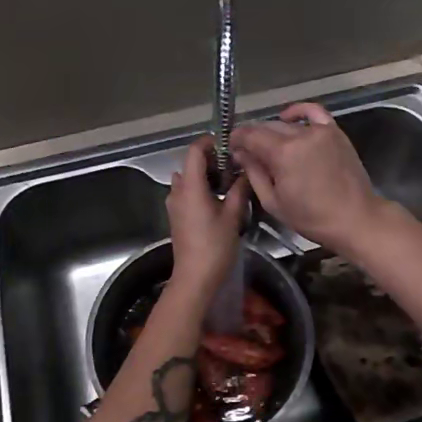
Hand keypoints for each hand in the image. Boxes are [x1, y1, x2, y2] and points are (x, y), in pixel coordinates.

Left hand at [167, 137, 248, 293]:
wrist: (195, 278)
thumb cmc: (215, 246)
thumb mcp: (233, 216)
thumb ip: (239, 190)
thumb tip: (247, 171)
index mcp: (190, 186)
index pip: (195, 151)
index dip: (211, 142)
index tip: (231, 145)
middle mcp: (177, 191)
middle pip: (191, 163)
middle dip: (213, 160)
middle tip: (237, 165)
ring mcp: (175, 204)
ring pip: (189, 178)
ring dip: (207, 175)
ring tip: (231, 182)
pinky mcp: (177, 216)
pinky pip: (188, 192)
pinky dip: (202, 188)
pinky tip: (220, 199)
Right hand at [233, 103, 390, 250]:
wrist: (355, 218)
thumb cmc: (312, 218)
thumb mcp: (274, 202)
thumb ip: (254, 173)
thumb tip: (241, 153)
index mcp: (283, 153)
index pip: (250, 135)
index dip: (236, 139)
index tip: (231, 148)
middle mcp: (300, 135)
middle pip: (267, 127)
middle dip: (253, 137)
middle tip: (248, 152)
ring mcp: (320, 131)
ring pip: (287, 123)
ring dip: (273, 131)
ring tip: (269, 146)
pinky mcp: (335, 132)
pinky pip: (313, 112)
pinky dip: (298, 112)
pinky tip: (288, 118)